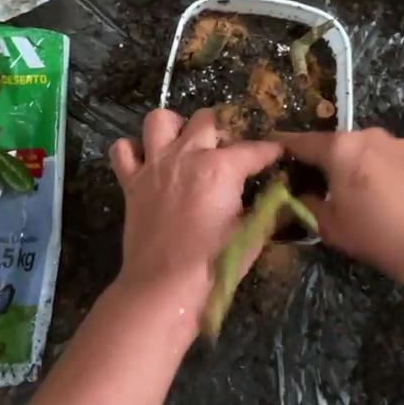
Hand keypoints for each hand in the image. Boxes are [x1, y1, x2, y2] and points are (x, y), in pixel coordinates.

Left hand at [108, 109, 281, 304]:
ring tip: (183, 145)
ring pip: (159, 120)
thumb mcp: (251, 236)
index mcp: (220, 167)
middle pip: (206, 119)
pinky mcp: (130, 181)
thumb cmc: (213, 263)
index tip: (277, 153)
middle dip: (222, 129)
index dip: (270, 150)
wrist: (164, 285)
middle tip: (227, 151)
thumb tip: (281, 197)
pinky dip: (132, 150)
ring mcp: (154, 164)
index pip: (253, 149)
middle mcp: (186, 155)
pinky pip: (122, 149)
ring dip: (173, 127)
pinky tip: (146, 162)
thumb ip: (268, 210)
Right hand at [278, 127, 403, 289]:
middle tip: (332, 186)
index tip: (278, 150)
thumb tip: (301, 197)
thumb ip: (309, 207)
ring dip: (368, 167)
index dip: (288, 148)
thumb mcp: (331, 228)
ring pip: (375, 151)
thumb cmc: (377, 235)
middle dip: (334, 161)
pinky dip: (397, 174)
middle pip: (342, 145)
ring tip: (374, 197)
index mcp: (340, 149)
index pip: (303, 142)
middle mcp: (371, 137)